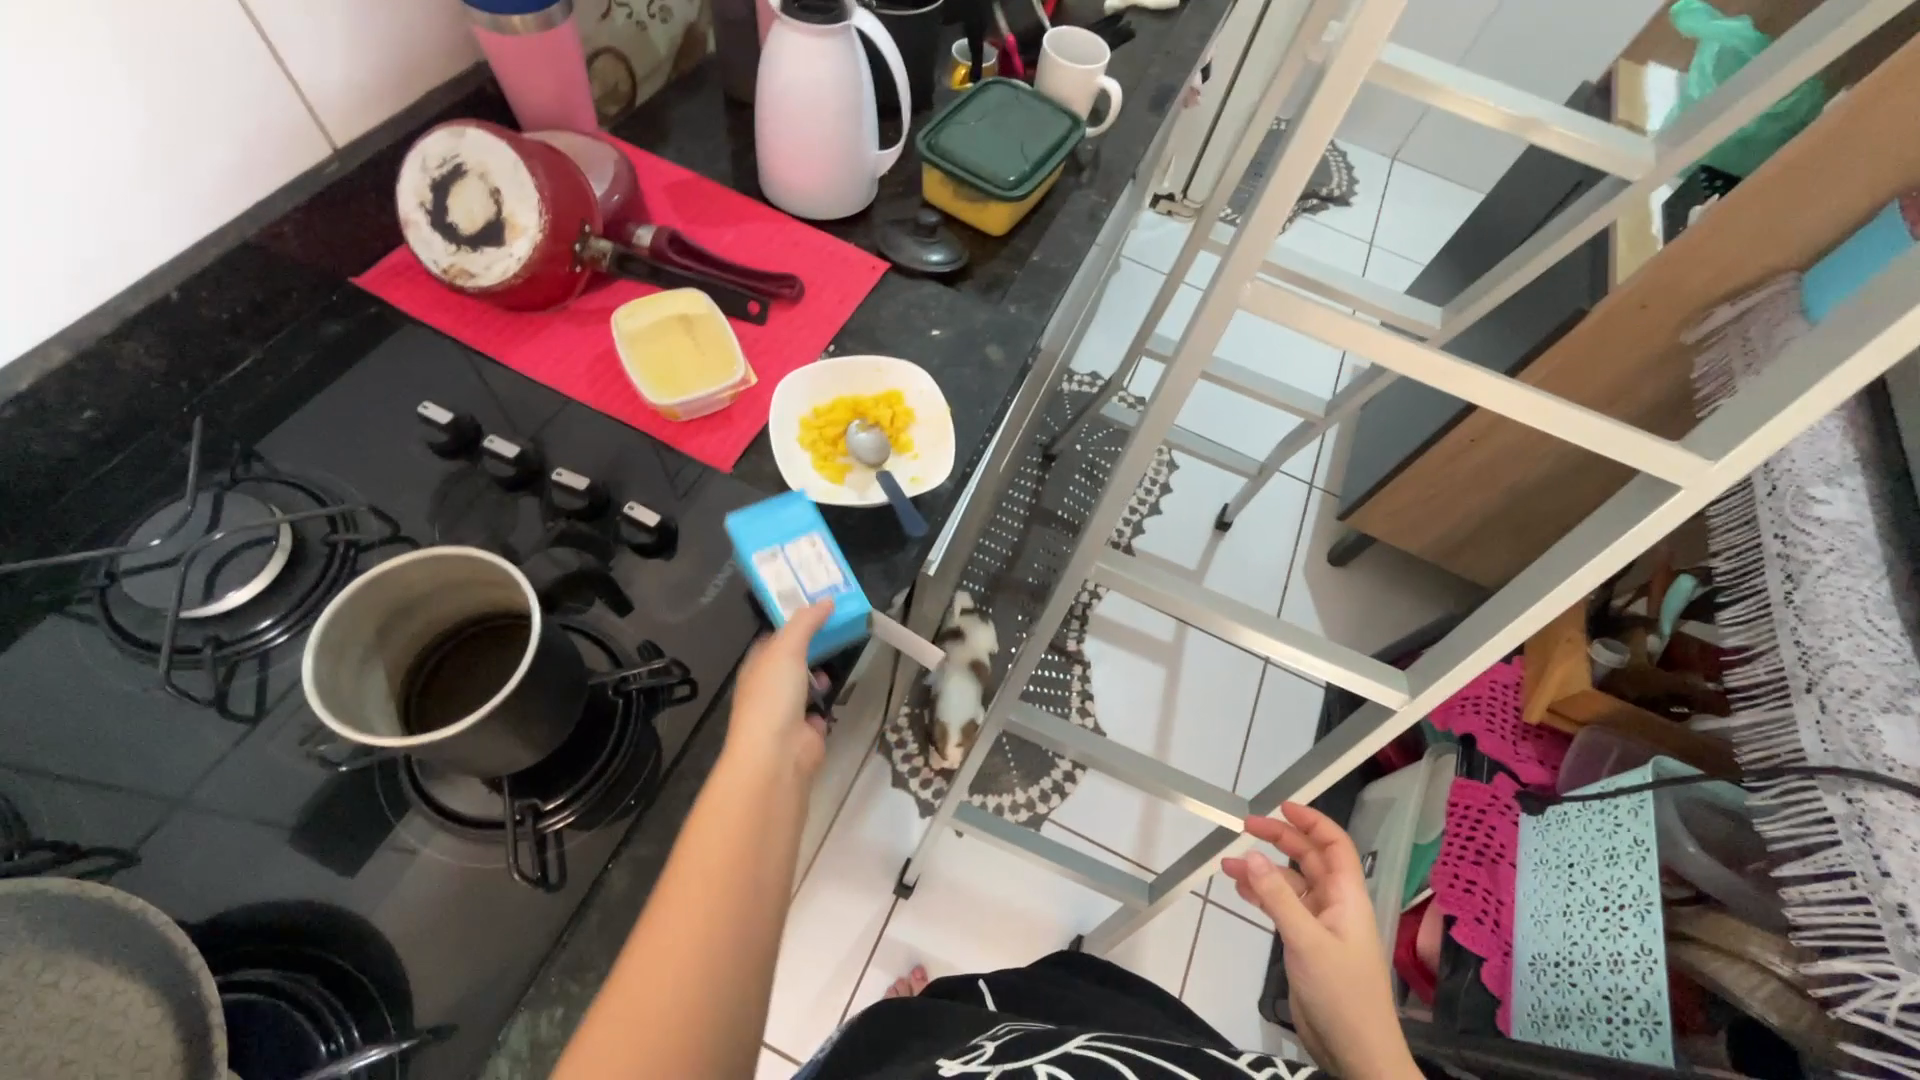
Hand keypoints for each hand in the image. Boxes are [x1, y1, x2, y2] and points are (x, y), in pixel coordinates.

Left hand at [727, 600, 834, 777]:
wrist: (778, 754)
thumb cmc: (774, 696)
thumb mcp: (787, 648)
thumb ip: (806, 623)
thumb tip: (827, 600)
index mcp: (757, 667)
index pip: (773, 639)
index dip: (794, 624)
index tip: (818, 610)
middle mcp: (768, 688)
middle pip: (791, 662)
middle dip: (811, 650)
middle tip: (837, 631)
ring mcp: (786, 712)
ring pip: (805, 687)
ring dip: (819, 678)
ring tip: (836, 664)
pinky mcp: (805, 732)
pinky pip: (818, 714)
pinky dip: (825, 708)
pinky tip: (834, 699)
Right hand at [1220, 803, 1417, 1079]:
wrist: (1357, 1051)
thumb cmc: (1341, 992)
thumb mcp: (1306, 940)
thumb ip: (1278, 897)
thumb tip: (1251, 854)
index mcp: (1348, 897)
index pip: (1333, 845)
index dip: (1311, 822)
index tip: (1281, 805)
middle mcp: (1335, 904)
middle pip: (1308, 859)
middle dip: (1279, 840)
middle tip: (1244, 826)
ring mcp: (1321, 925)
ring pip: (1290, 884)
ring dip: (1263, 871)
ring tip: (1227, 865)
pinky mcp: (1307, 944)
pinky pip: (1283, 907)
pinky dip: (1262, 895)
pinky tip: (1241, 891)